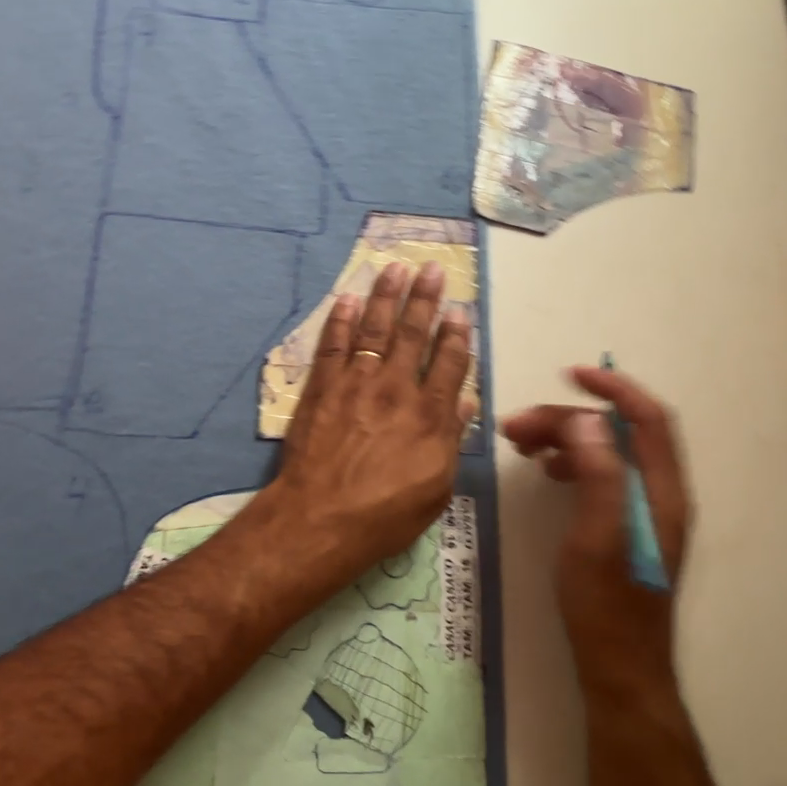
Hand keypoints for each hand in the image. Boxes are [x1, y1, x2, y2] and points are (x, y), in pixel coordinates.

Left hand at [260, 261, 475, 584]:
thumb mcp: (436, 488)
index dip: (456, 335)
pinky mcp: (322, 387)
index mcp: (430, 416)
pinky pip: (333, 344)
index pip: (449, 364)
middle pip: (413, 334)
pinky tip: (348, 299)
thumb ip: (451, 439)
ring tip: (394, 268)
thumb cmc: (385, 514)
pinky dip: (341, 320)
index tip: (459, 311)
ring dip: (385, 296)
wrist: (321, 517)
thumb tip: (466, 402)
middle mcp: (396, 389)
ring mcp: (356, 383)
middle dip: (424, 299)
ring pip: (375, 329)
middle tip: (430, 269)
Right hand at [502, 367, 692, 701]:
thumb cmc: (606, 604)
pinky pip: (598, 474)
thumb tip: (586, 419)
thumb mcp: (597, 536)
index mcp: (660, 491)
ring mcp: (641, 511)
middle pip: (618, 433)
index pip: (647, 418)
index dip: (613, 389)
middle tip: (516, 427)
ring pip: (605, 452)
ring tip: (520, 444)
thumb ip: (598, 474)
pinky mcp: (624, 527)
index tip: (569, 375)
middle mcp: (657, 494)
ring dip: (564, 438)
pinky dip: (570, 461)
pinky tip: (544, 471)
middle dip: (567, 418)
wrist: (619, 668)